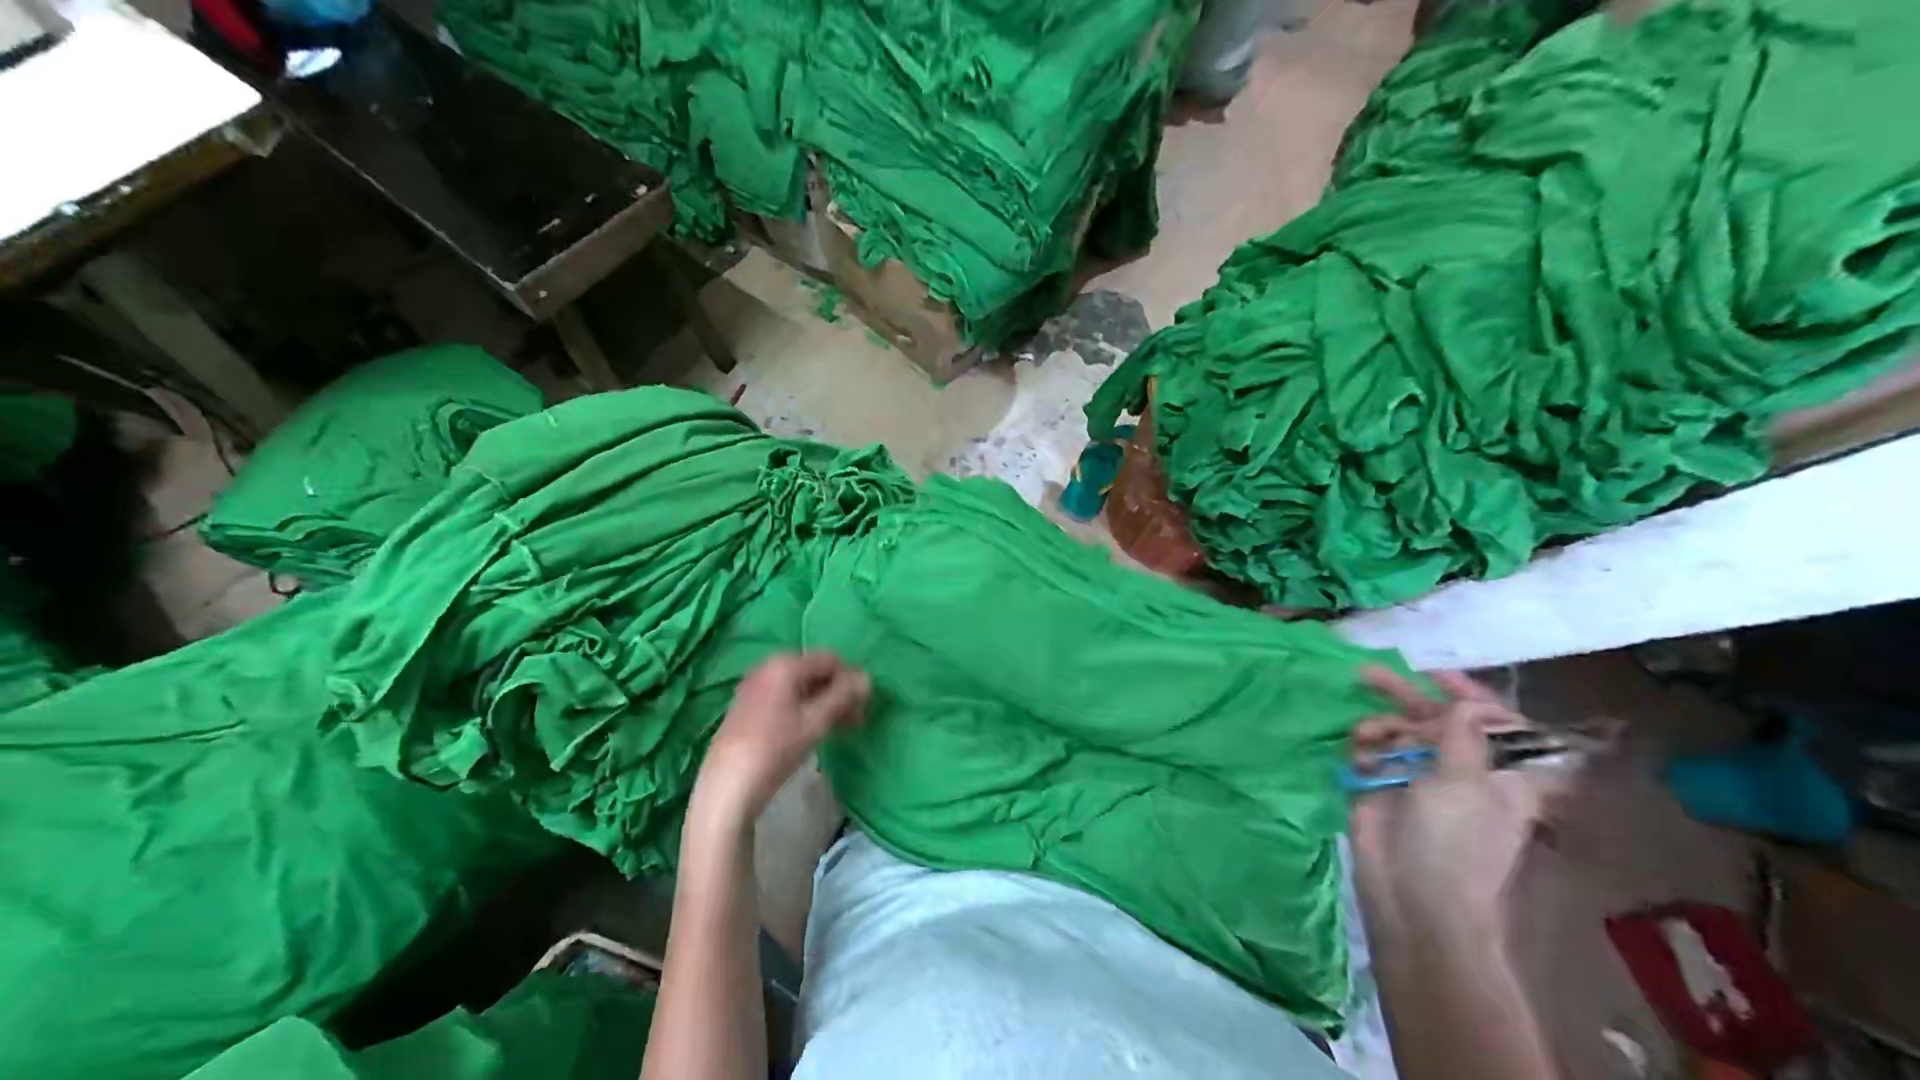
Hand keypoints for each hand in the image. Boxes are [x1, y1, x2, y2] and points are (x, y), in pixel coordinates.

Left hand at [692, 652, 870, 826]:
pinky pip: (784, 697)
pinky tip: (810, 732)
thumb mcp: (815, 723)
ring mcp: (754, 686)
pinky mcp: (747, 706)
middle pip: (814, 672)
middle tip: (854, 721)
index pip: (830, 660)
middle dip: (837, 693)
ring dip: (822, 703)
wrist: (727, 787)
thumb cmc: (775, 750)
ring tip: (837, 730)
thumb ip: (843, 697)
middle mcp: (767, 667)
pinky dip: (803, 708)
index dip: (851, 680)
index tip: (863, 708)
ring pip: (799, 686)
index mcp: (785, 665)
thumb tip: (867, 678)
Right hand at [1349, 668, 1560, 932]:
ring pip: (1395, 733)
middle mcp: (1456, 770)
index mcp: (1495, 772)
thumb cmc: (1453, 842)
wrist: (1411, 897)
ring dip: (1379, 726)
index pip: (1488, 722)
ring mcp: (1415, 779)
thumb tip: (1464, 704)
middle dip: (1403, 697)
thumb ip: (1461, 734)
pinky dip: (1361, 748)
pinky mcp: (1378, 788)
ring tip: (1366, 736)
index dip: (1465, 695)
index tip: (1431, 674)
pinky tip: (1358, 757)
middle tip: (1366, 673)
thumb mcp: (1465, 782)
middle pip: (1433, 721)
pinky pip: (1368, 753)